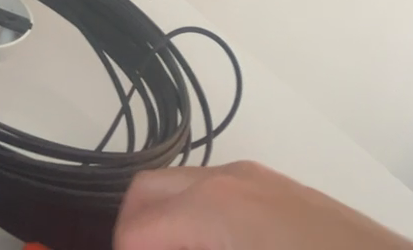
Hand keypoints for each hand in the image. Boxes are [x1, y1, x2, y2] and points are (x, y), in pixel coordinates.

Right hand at [115, 162, 412, 249]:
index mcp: (212, 210)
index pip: (136, 228)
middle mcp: (225, 181)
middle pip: (146, 191)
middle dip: (132, 232)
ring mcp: (255, 180)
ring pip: (179, 187)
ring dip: (164, 224)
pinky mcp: (280, 190)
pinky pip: (215, 192)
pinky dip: (195, 218)